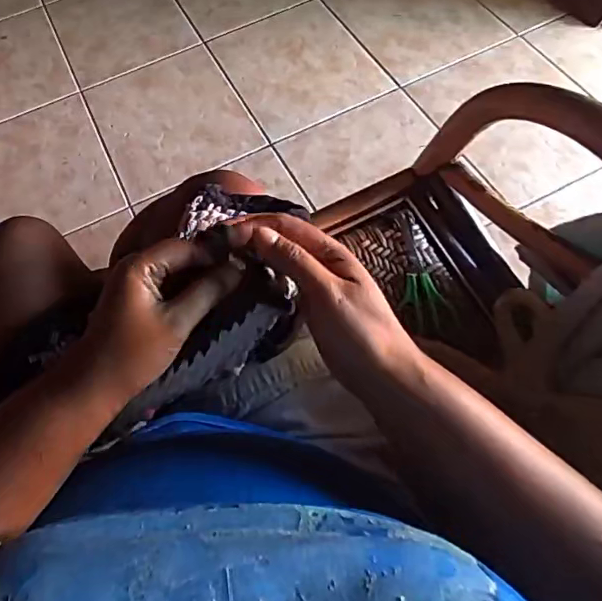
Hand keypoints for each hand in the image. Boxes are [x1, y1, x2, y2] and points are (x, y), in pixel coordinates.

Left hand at [75, 237, 242, 400]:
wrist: (93, 386)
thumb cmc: (133, 355)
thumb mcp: (177, 323)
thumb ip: (208, 291)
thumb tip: (238, 267)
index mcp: (139, 264)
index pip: (186, 246)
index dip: (215, 252)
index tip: (245, 260)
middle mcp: (134, 264)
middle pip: (181, 254)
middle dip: (210, 262)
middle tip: (243, 270)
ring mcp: (133, 279)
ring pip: (176, 268)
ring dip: (201, 275)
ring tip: (232, 281)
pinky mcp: (135, 295)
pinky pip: (167, 281)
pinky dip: (187, 286)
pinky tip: (210, 294)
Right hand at [223, 214, 421, 394]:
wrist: (386, 378)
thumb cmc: (360, 333)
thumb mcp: (326, 292)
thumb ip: (295, 260)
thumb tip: (259, 232)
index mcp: (330, 251)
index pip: (286, 224)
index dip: (254, 222)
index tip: (221, 232)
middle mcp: (323, 261)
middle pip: (283, 237)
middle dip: (252, 234)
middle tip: (216, 243)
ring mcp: (319, 283)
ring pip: (283, 258)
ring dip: (258, 251)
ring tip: (226, 256)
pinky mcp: (314, 305)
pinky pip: (286, 280)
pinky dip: (267, 273)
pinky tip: (250, 280)